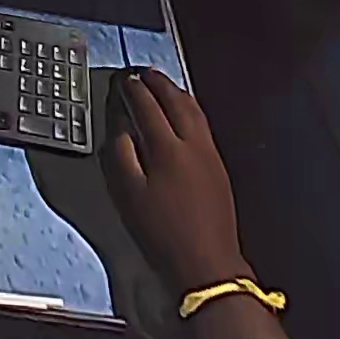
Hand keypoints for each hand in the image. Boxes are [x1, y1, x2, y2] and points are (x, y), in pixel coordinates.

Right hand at [103, 67, 248, 286]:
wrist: (208, 266)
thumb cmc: (160, 229)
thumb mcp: (128, 192)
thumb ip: (120, 151)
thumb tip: (120, 123)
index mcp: (167, 148)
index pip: (147, 105)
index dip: (132, 88)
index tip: (122, 79)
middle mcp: (192, 144)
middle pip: (175, 100)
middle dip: (157, 83)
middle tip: (141, 72)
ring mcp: (209, 154)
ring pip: (194, 110)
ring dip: (175, 91)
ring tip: (161, 83)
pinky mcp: (219, 165)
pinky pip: (203, 123)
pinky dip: (189, 107)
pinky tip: (182, 109)